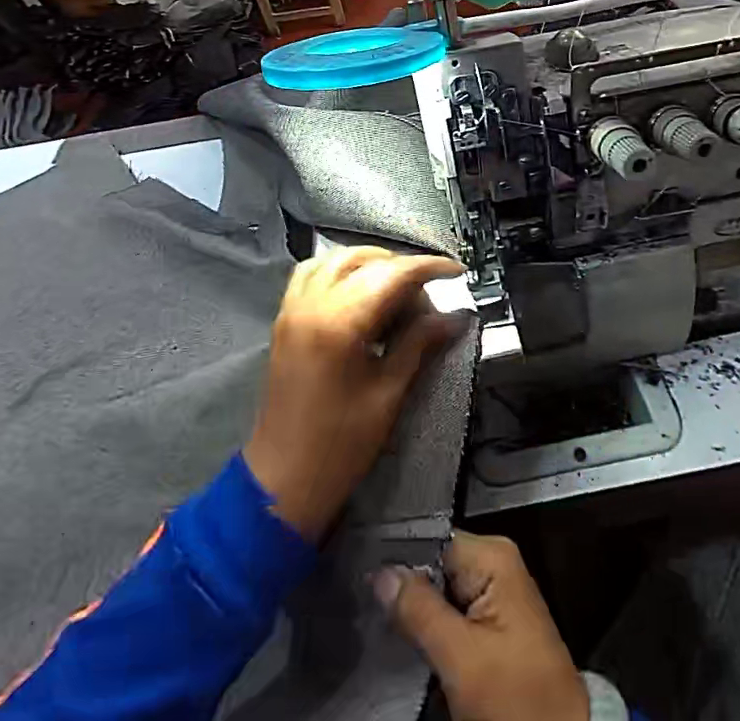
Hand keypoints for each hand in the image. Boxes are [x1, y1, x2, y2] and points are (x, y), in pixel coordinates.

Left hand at [243, 246, 466, 540]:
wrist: (282, 479)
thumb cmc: (340, 444)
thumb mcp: (390, 392)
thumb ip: (419, 344)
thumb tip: (452, 318)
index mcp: (340, 323)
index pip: (394, 274)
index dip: (430, 268)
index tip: (457, 273)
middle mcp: (311, 306)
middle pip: (366, 261)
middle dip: (404, 269)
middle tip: (430, 297)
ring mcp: (293, 311)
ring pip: (336, 260)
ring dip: (372, 264)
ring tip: (400, 289)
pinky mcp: (285, 322)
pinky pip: (313, 275)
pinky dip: (342, 272)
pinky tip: (363, 293)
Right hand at [376, 532, 587, 720]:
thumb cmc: (513, 695)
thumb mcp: (461, 657)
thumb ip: (420, 611)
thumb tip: (380, 572)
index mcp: (493, 555)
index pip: (432, 539)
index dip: (396, 557)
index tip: (356, 573)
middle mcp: (493, 562)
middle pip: (433, 562)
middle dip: (399, 584)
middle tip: (357, 603)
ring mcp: (492, 590)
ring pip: (436, 587)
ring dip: (407, 607)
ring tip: (367, 619)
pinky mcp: (487, 618)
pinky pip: (446, 608)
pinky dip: (423, 622)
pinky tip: (394, 634)